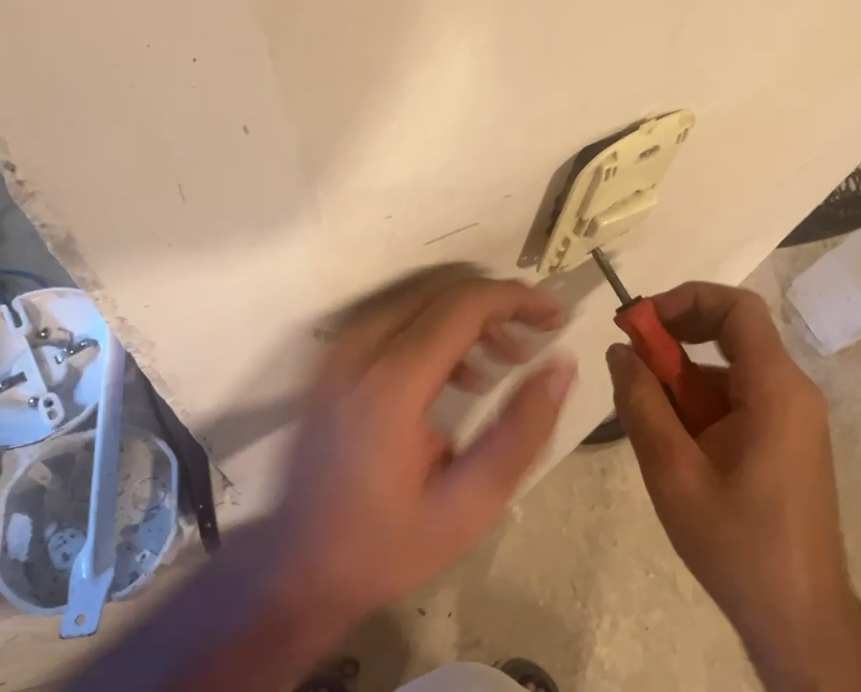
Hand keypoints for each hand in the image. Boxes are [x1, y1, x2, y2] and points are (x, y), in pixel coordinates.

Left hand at [70, 266, 575, 691]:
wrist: (298, 569)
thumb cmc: (387, 545)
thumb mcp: (470, 504)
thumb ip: (522, 430)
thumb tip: (562, 366)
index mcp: (393, 382)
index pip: (464, 304)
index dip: (518, 299)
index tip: (558, 314)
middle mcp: (359, 351)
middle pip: (441, 291)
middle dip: (498, 305)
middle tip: (538, 338)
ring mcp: (338, 353)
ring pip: (416, 299)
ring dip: (468, 317)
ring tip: (508, 360)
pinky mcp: (330, 363)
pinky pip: (392, 319)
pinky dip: (435, 329)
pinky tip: (464, 375)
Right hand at [607, 281, 860, 690]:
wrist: (799, 617)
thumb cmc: (736, 544)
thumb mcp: (672, 472)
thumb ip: (641, 403)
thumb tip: (619, 351)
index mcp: (776, 390)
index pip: (737, 308)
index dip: (685, 299)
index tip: (637, 321)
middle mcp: (794, 392)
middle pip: (734, 334)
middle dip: (677, 338)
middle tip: (630, 359)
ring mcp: (794, 418)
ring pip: (731, 371)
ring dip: (684, 379)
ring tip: (645, 416)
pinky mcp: (788, 442)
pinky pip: (740, 400)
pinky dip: (701, 405)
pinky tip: (674, 444)